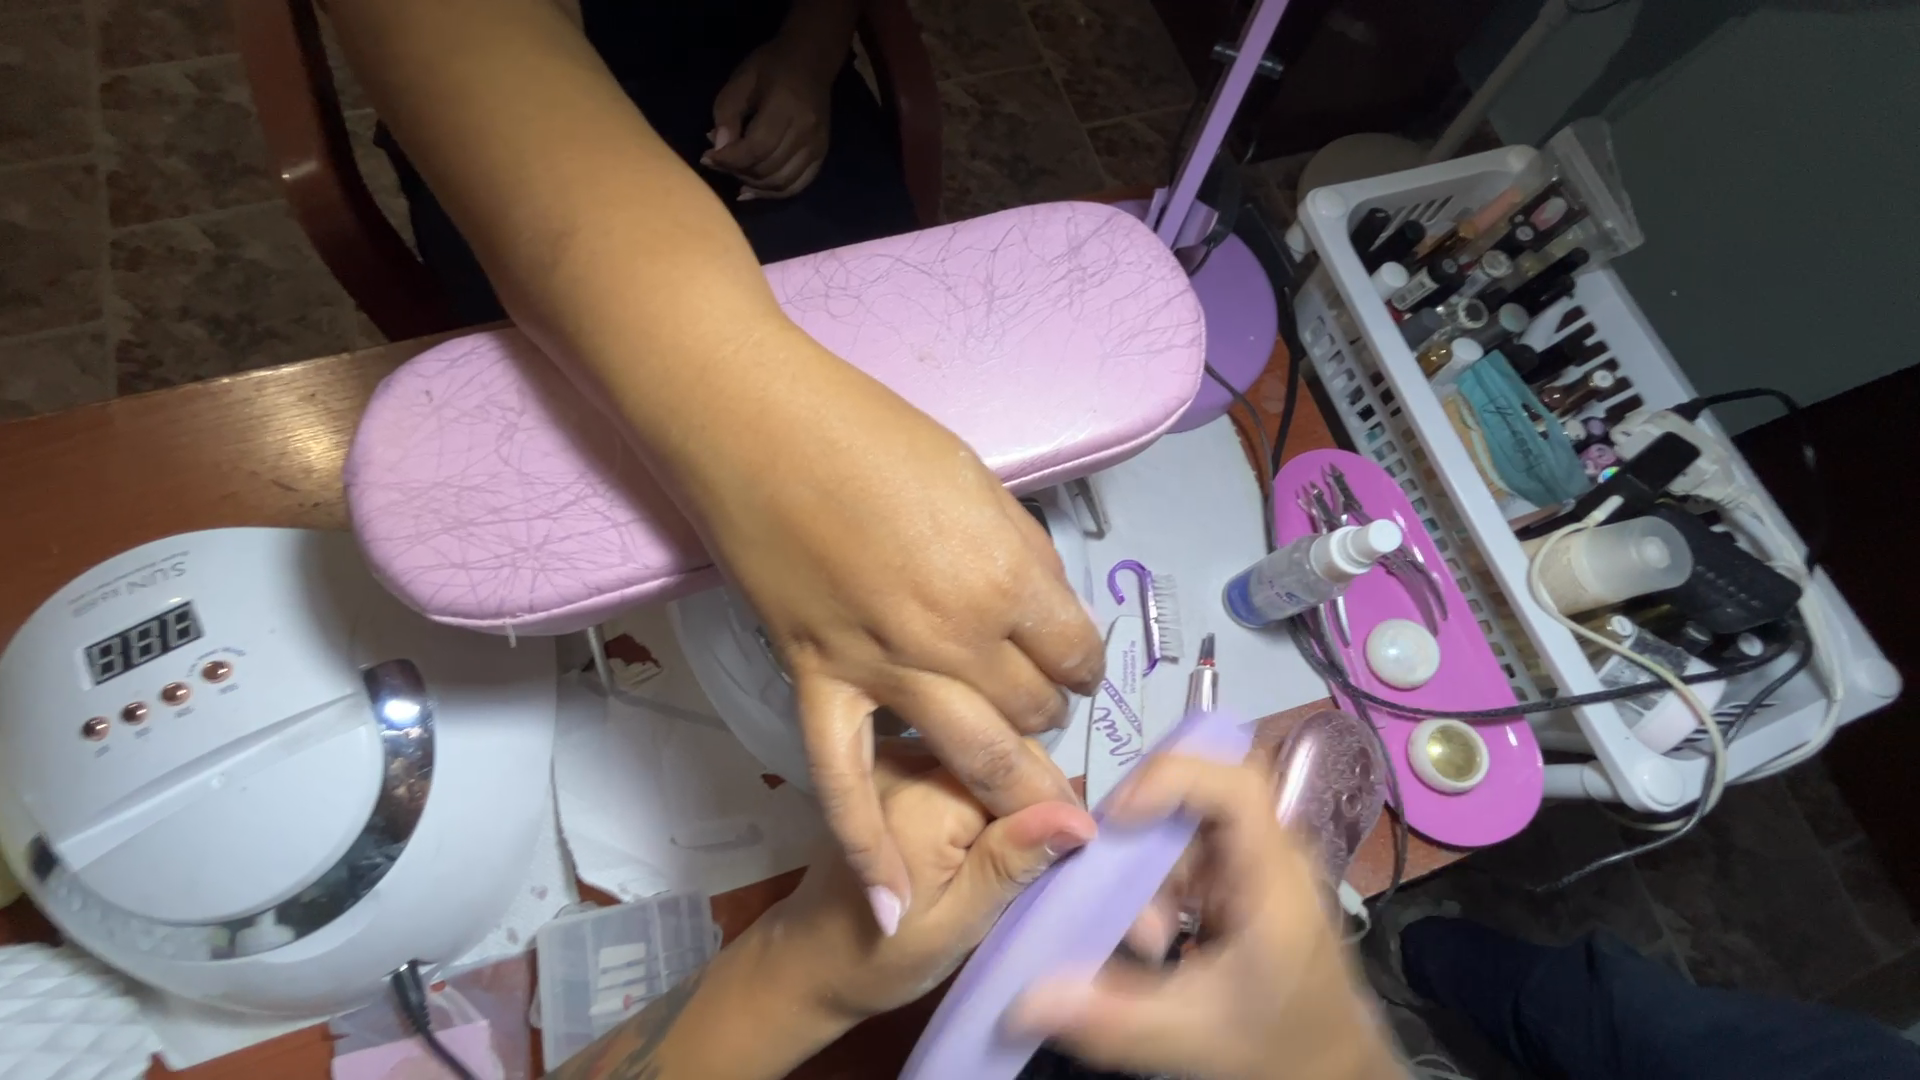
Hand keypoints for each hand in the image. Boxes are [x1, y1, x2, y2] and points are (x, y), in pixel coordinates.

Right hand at [685, 357, 1101, 936]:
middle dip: (1049, 712)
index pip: (1077, 651)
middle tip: (1041, 705)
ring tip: (1028, 793)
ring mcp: (886, 670)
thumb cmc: (874, 431)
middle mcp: (959, 637)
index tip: (1070, 658)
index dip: (1082, 659)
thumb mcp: (977, 480)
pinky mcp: (819, 683)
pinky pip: (844, 781)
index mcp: (1007, 575)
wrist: (760, 426)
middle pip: (1033, 710)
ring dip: (1010, 778)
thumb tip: (1041, 607)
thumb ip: (1018, 555)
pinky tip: (893, 908)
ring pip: (973, 755)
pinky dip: (868, 847)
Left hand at [703, 40, 833, 199]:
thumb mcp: (741, 80)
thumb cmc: (772, 67)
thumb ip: (727, 114)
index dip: (730, 159)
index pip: (756, 148)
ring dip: (753, 186)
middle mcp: (805, 133)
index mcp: (786, 108)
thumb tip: (719, 151)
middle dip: (738, 172)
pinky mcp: (820, 158)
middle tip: (719, 164)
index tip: (708, 158)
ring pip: (780, 183)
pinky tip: (753, 191)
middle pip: (767, 169)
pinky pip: (795, 187)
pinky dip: (772, 194)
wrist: (811, 63)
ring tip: (735, 175)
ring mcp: (816, 149)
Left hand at [757, 745, 1096, 1021]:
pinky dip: (983, 784)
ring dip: (1012, 786)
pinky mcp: (893, 758)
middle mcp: (907, 753)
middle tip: (1048, 851)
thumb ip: (1011, 862)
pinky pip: (959, 754)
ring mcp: (896, 749)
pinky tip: (986, 824)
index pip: (1018, 769)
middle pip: (1001, 748)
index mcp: (922, 793)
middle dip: (1035, 792)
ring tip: (1018, 840)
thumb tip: (1078, 818)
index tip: (1073, 847)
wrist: (810, 955)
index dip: (1052, 805)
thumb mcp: (957, 923)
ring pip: (984, 747)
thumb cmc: (885, 955)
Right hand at [1009, 758, 1403, 1079]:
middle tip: (1108, 871)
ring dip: (1151, 867)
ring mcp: (1255, 860)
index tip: (1118, 816)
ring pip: (1186, 822)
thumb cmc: (1282, 1049)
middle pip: (1199, 793)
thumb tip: (1027, 999)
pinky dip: (1159, 881)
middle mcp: (1268, 852)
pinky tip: (1157, 932)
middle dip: (1145, 826)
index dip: (1172, 779)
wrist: (1332, 1074)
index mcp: (1273, 878)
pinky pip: (1188, 849)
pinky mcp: (1240, 874)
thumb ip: (1111, 1017)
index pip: (1235, 787)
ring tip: (1148, 935)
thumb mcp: (1194, 1036)